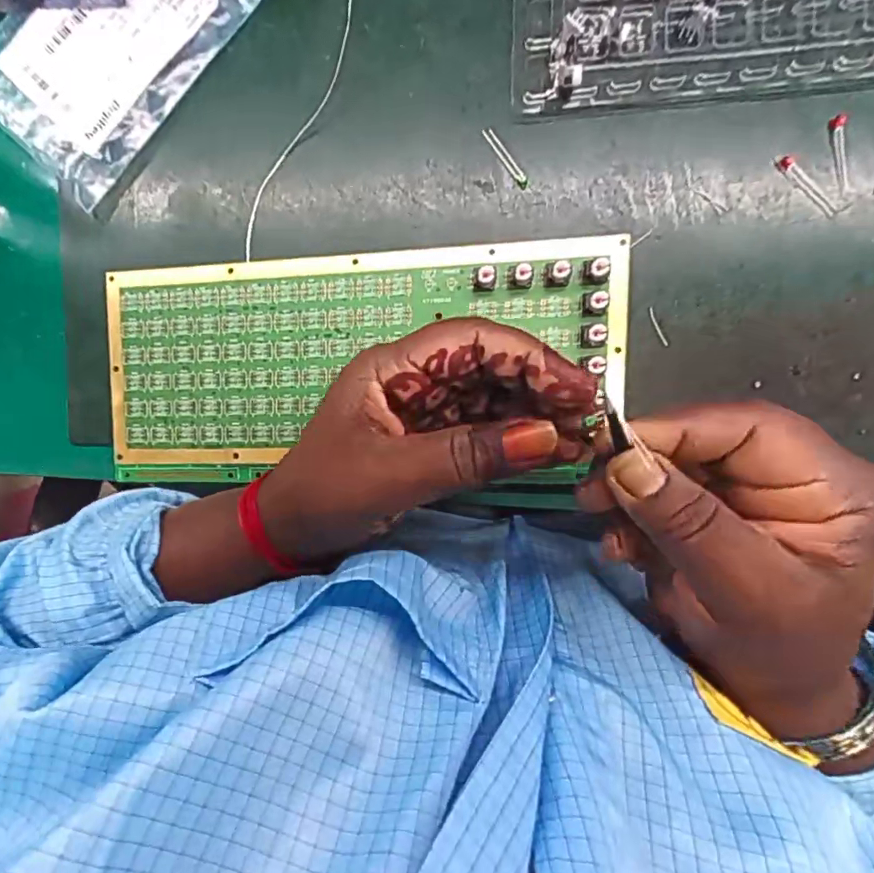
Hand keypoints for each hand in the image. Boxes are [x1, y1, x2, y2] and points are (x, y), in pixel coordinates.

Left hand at [154, 319, 601, 603]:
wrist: (289, 532)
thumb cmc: (323, 495)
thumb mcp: (393, 474)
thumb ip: (467, 455)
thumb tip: (546, 437)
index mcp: (389, 369)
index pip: (468, 340)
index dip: (526, 355)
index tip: (572, 386)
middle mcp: (407, 381)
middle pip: (484, 365)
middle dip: (536, 385)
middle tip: (583, 416)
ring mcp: (417, 410)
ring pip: (485, 397)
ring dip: (529, 413)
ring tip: (574, 437)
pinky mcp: (424, 441)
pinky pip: (476, 429)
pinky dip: (510, 439)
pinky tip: (543, 450)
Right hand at [575, 401, 873, 758]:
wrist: (768, 691)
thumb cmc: (777, 649)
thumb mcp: (739, 589)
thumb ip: (687, 522)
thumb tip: (626, 463)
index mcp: (835, 488)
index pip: (751, 427)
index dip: (678, 429)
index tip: (612, 451)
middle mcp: (795, 477)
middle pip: (706, 440)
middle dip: (643, 464)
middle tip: (593, 491)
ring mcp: (752, 492)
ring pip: (674, 462)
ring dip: (629, 490)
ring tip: (601, 520)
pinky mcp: (715, 509)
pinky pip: (661, 490)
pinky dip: (630, 512)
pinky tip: (622, 544)